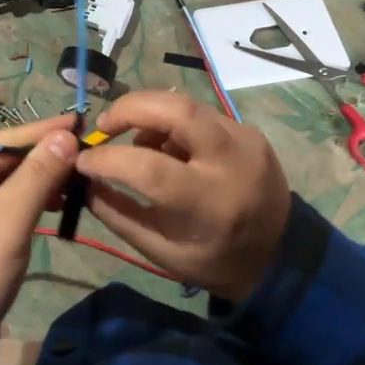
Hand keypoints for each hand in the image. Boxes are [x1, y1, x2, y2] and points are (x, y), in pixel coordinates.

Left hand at [0, 114, 80, 364]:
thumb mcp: (11, 218)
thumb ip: (39, 174)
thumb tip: (66, 135)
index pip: (4, 139)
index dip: (44, 131)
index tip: (81, 121)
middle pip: (6, 159)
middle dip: (46, 157)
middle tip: (89, 150)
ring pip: (10, 182)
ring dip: (43, 180)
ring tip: (82, 176)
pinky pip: (7, 203)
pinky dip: (32, 201)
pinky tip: (61, 202)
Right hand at [77, 91, 289, 301]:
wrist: (282, 257)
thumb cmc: (213, 259)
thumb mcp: (160, 251)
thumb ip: (117, 214)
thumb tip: (83, 179)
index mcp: (210, 203)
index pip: (149, 167)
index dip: (107, 158)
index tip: (83, 160)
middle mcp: (232, 162)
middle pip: (175, 109)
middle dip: (129, 109)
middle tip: (104, 126)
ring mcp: (245, 140)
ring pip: (185, 105)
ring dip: (149, 116)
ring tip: (138, 143)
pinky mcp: (249, 131)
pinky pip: (199, 113)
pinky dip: (172, 123)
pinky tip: (167, 147)